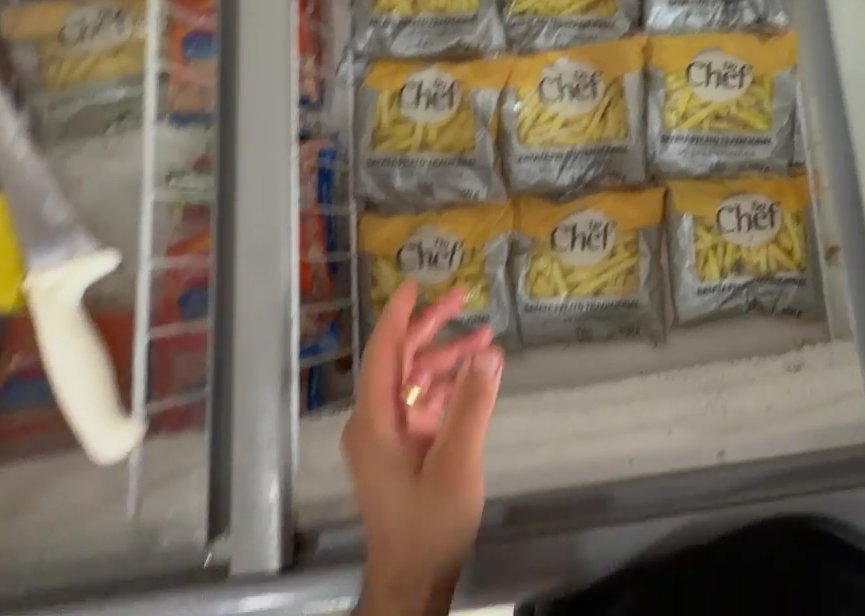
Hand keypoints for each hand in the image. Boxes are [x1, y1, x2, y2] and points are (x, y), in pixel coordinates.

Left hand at [343, 284, 501, 614]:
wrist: (414, 579)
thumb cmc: (430, 521)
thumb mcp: (457, 460)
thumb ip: (472, 402)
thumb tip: (489, 351)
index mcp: (375, 422)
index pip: (384, 354)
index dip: (398, 317)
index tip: (413, 285)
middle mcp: (376, 423)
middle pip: (400, 361)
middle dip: (430, 328)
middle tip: (463, 299)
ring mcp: (389, 438)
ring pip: (415, 381)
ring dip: (447, 358)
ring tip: (486, 338)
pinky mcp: (405, 451)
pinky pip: (424, 404)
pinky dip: (448, 385)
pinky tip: (476, 376)